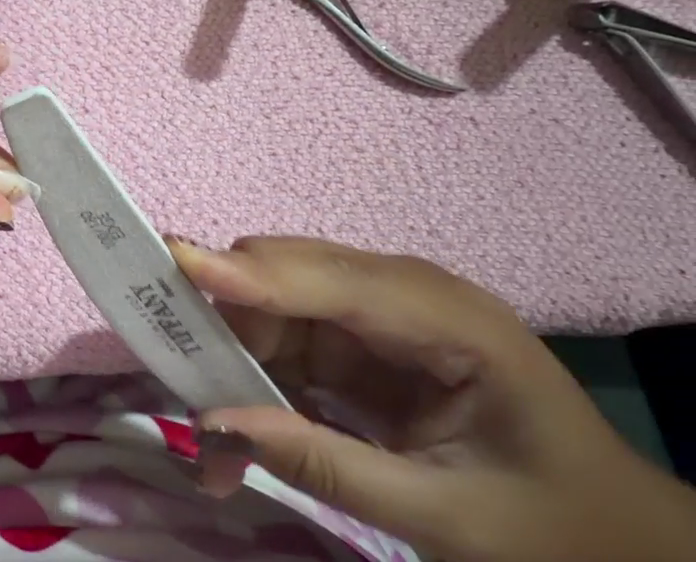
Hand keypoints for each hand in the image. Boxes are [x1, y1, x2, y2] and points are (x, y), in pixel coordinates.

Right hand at [171, 237, 695, 561]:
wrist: (618, 544)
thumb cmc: (555, 530)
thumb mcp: (446, 516)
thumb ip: (323, 463)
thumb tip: (208, 423)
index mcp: (455, 325)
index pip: (339, 283)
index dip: (254, 272)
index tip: (175, 261)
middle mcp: (407, 299)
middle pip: (288, 277)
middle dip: (227, 318)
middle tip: (174, 368)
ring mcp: (378, 318)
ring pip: (271, 307)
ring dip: (231, 356)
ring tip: (214, 428)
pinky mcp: (357, 343)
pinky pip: (281, 341)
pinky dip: (252, 376)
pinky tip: (242, 419)